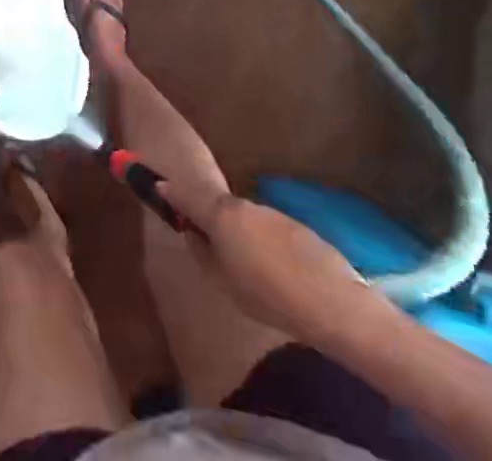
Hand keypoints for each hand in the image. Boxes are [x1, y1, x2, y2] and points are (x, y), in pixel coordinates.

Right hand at [158, 176, 388, 342]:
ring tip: (246, 267)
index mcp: (222, 216)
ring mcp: (273, 214)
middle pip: (218, 206)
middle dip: (209, 219)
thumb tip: (194, 236)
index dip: (170, 191)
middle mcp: (245, 206)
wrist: (333, 304)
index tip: (158, 187)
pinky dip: (262, 243)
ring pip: (245, 219)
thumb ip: (202, 254)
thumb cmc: (268, 296)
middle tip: (206, 243)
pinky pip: (267, 230)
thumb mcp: (223, 282)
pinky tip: (273, 272)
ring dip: (238, 233)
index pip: (187, 195)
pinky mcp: (297, 226)